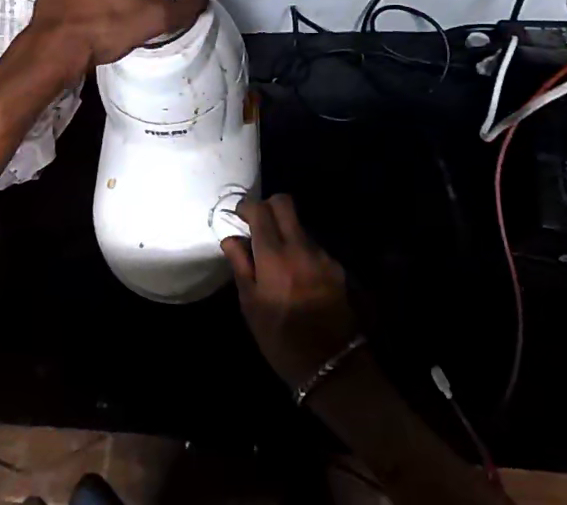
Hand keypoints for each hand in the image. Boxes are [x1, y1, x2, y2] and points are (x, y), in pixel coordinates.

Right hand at [221, 194, 360, 389]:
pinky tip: (295, 273)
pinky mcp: (335, 265)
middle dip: (268, 206)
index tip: (239, 216)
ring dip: (285, 230)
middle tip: (257, 225)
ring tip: (275, 257)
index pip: (261, 210)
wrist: (330, 363)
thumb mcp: (250, 305)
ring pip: (299, 224)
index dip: (246, 207)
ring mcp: (322, 254)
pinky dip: (300, 249)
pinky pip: (312, 245)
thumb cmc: (280, 338)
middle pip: (284, 203)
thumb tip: (230, 237)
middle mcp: (301, 246)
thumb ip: (240, 264)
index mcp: (275, 256)